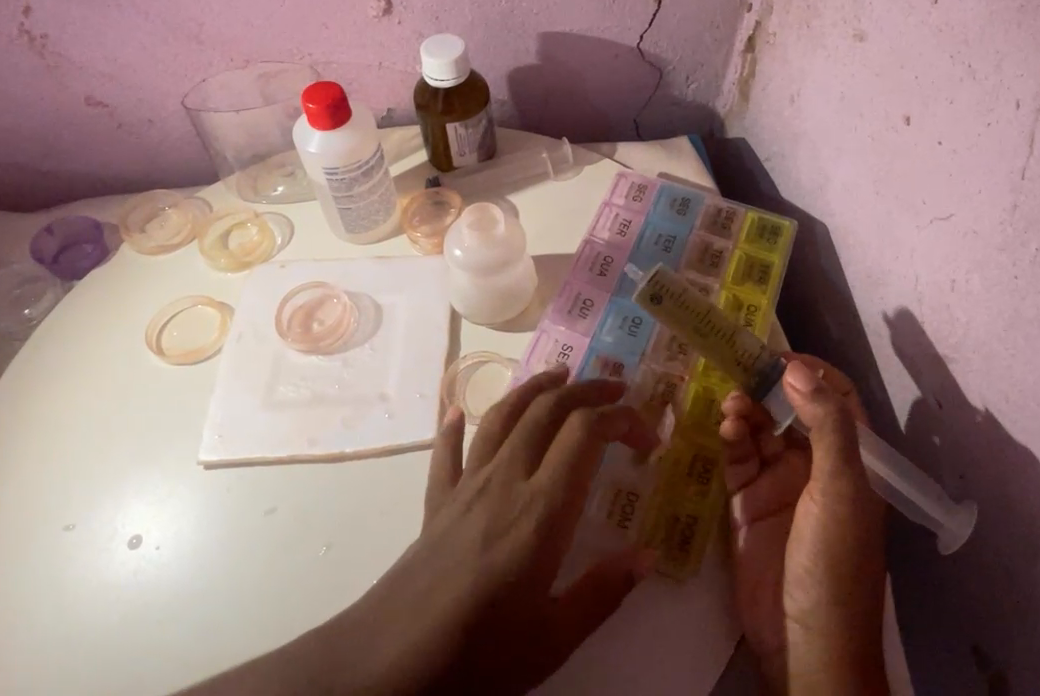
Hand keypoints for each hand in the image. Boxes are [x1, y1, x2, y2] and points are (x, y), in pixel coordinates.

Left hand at [183, 365, 658, 695]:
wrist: (390, 665)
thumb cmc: (480, 653)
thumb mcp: (554, 638)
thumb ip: (603, 592)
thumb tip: (648, 555)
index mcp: (544, 509)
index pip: (587, 433)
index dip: (623, 419)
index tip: (649, 438)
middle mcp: (507, 480)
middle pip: (548, 410)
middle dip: (587, 389)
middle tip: (617, 387)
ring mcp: (467, 486)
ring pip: (503, 416)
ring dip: (534, 388)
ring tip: (559, 375)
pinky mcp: (436, 502)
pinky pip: (448, 451)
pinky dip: (455, 425)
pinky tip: (457, 411)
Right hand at [721, 356, 887, 695]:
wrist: (806, 643)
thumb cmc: (835, 563)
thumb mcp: (841, 488)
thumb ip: (826, 423)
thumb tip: (797, 366)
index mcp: (852, 459)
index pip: (837, 398)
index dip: (812, 371)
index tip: (778, 352)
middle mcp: (816, 465)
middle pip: (791, 409)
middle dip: (769, 387)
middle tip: (740, 367)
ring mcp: (780, 484)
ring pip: (761, 430)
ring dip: (747, 411)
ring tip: (731, 403)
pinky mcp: (747, 503)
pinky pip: (737, 459)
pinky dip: (731, 439)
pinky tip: (725, 429)